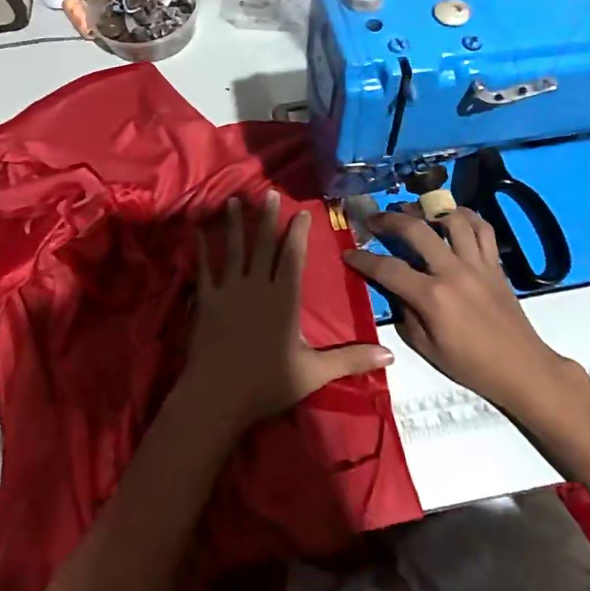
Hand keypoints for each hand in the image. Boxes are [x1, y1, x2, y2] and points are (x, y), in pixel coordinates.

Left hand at [181, 192, 393, 428]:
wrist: (217, 398)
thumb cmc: (267, 384)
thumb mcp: (315, 372)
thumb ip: (351, 359)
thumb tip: (391, 355)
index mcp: (284, 299)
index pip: (293, 258)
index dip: (297, 234)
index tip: (301, 212)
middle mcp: (257, 287)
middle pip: (264, 245)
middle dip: (267, 218)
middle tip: (269, 192)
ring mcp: (229, 292)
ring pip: (233, 250)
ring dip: (234, 224)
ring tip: (233, 200)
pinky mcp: (206, 302)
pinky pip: (204, 270)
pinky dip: (201, 250)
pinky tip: (198, 233)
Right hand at [343, 208, 569, 410]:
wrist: (519, 366)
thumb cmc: (470, 364)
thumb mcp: (426, 347)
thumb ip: (405, 313)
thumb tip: (393, 288)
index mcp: (432, 297)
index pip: (388, 269)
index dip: (363, 259)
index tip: (348, 253)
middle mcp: (453, 271)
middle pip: (416, 229)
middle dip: (390, 219)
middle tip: (375, 218)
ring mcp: (477, 263)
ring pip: (452, 219)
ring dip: (429, 210)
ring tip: (415, 212)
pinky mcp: (495, 262)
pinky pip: (482, 228)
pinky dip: (467, 217)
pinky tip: (454, 218)